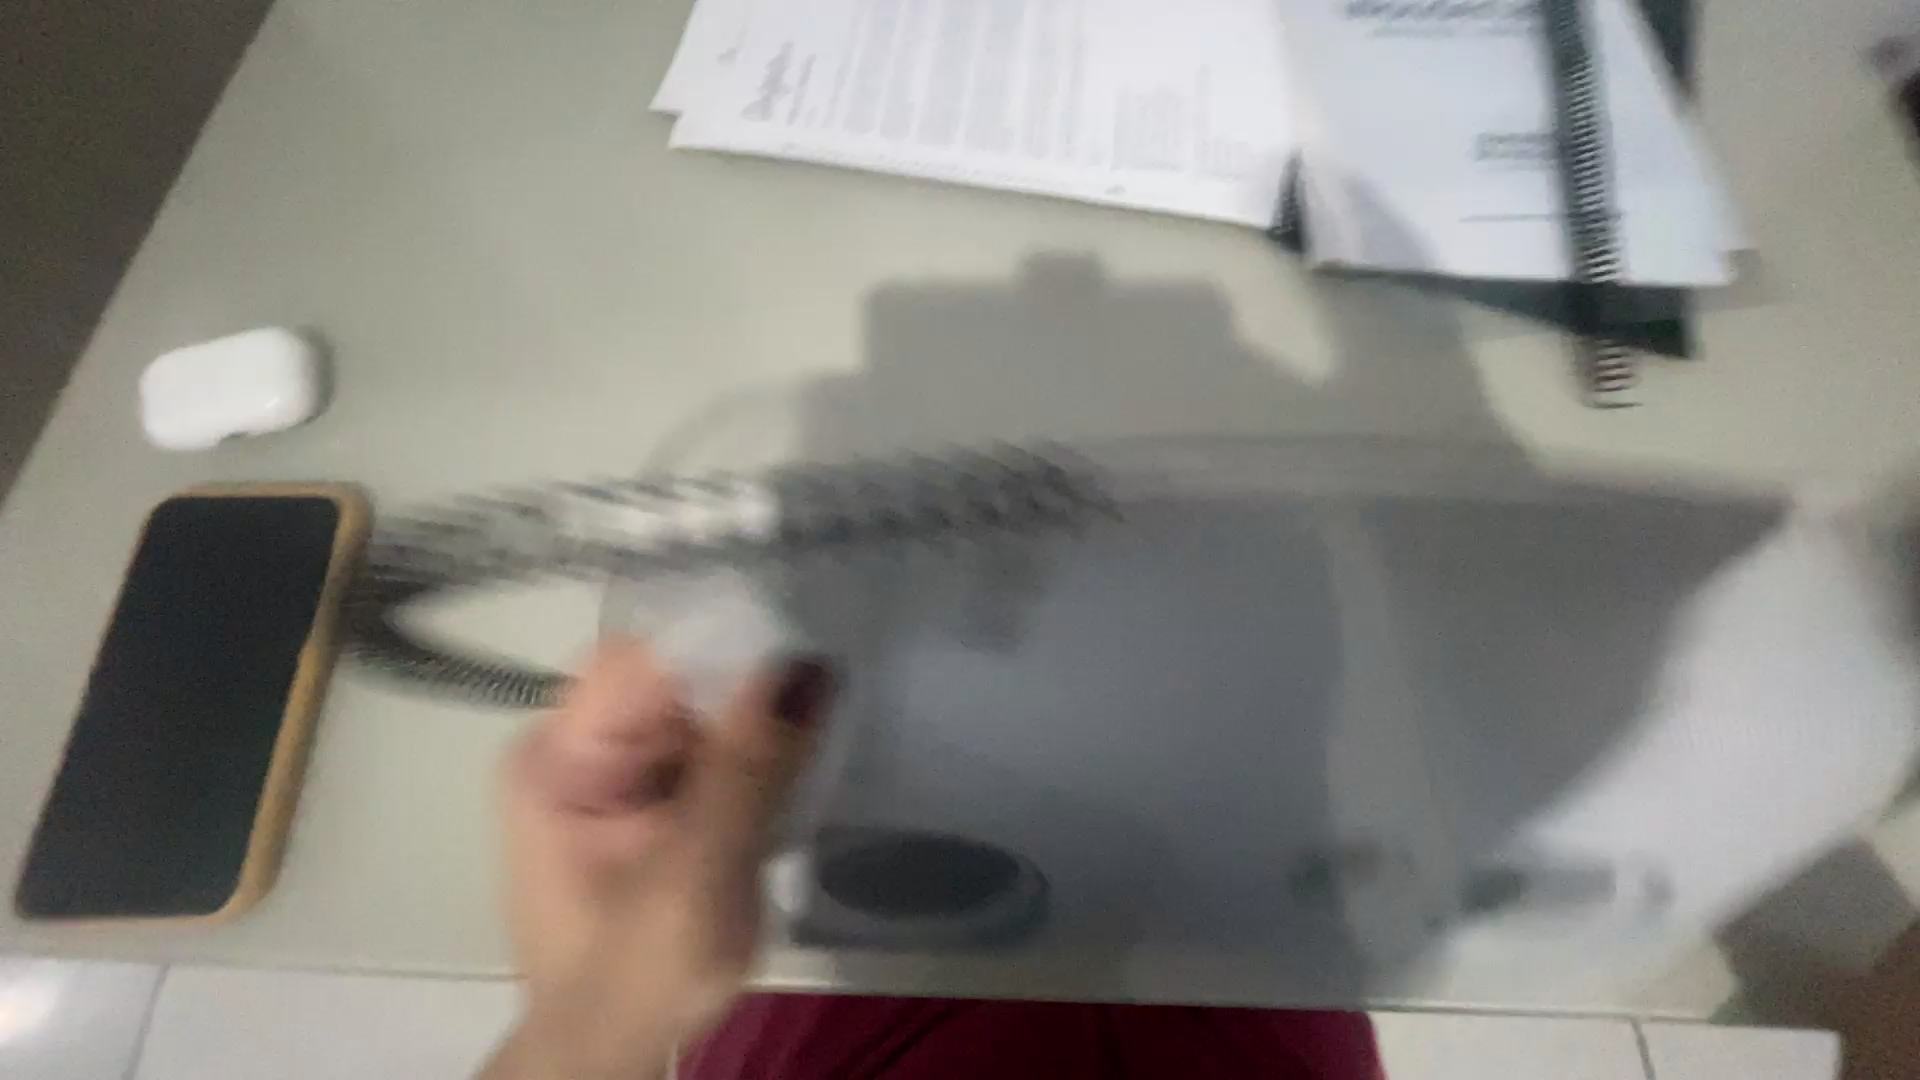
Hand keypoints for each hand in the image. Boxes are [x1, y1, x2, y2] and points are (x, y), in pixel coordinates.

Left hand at [482, 640, 835, 1079]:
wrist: (616, 1052)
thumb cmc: (635, 977)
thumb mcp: (694, 875)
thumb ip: (747, 770)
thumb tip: (806, 667)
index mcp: (561, 755)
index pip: (639, 657)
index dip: (717, 643)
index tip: (797, 641)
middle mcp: (587, 744)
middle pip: (678, 675)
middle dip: (749, 676)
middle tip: (825, 683)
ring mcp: (625, 766)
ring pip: (707, 704)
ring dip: (763, 710)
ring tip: (822, 712)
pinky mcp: (664, 790)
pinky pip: (720, 739)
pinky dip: (762, 741)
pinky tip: (801, 747)